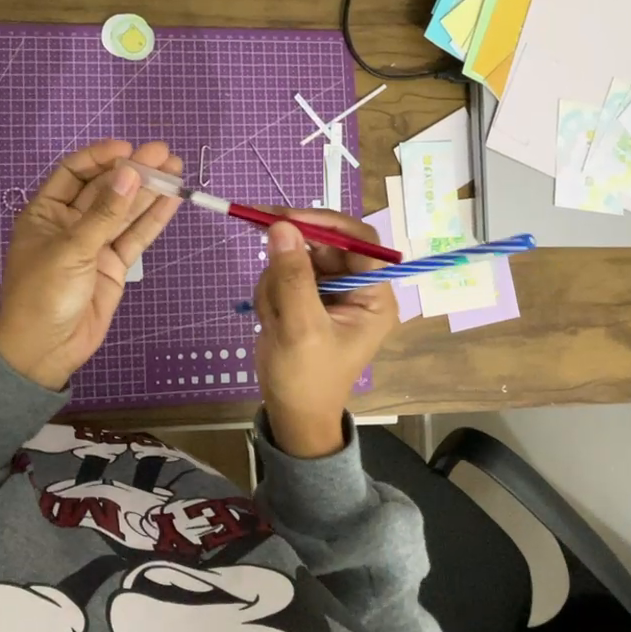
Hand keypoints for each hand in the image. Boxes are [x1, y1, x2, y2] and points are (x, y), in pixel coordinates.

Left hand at [0, 141, 183, 389]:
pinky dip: (153, 218)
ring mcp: (93, 244)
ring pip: (124, 211)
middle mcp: (70, 223)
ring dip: (149, 190)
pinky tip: (172, 199)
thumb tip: (130, 172)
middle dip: (133, 171)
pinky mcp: (113, 265)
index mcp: (45, 212)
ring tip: (176, 168)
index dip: (100, 157)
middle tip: (164, 154)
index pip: (74, 173)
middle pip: (104, 189)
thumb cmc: (43, 294)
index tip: (128, 148)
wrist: (45, 350)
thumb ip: (105, 213)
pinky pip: (134, 236)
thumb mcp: (71, 250)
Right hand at [252, 210, 399, 457]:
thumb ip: (292, 276)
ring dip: (276, 279)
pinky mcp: (306, 298)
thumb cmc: (306, 378)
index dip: (325, 222)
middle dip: (290, 256)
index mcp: (373, 295)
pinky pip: (283, 274)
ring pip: (297, 258)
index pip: (358, 241)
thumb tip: (282, 225)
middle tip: (257, 232)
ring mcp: (330, 292)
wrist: (291, 414)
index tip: (286, 217)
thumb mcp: (300, 328)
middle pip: (323, 245)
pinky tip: (270, 318)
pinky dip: (270, 291)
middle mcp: (356, 288)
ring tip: (273, 315)